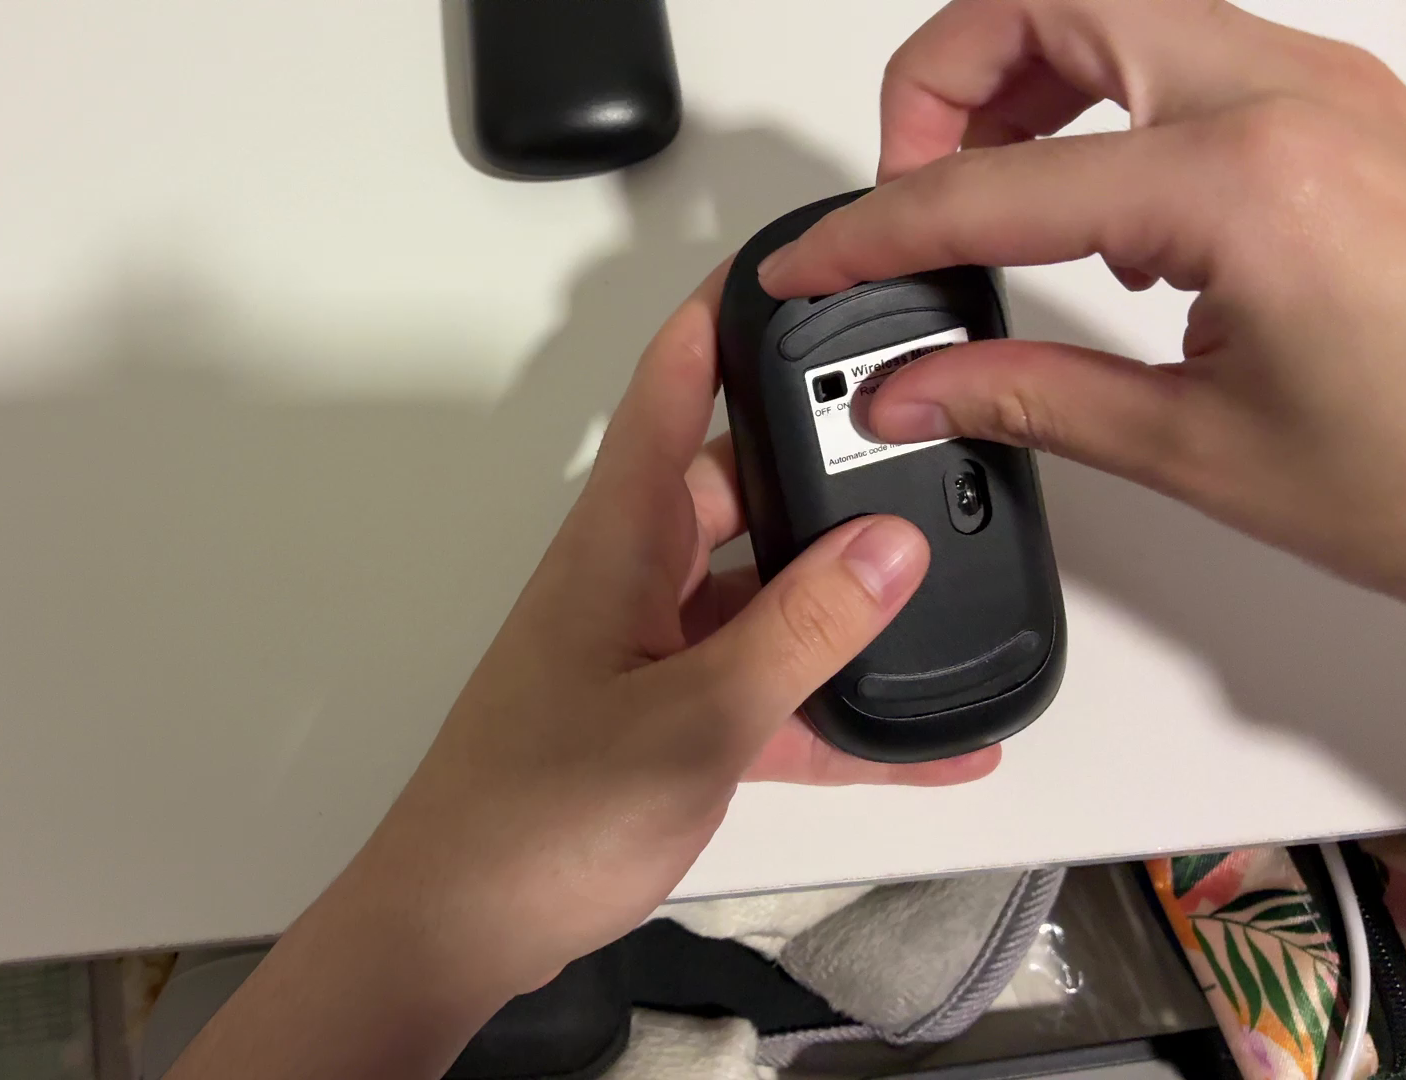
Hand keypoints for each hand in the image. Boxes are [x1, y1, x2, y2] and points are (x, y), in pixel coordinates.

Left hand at [166, 268, 996, 1079]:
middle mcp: (629, 579)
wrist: (468, 917)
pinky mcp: (661, 714)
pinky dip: (825, 704)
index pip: (663, 398)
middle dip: (809, 461)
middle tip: (912, 436)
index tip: (776, 267)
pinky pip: (757, 687)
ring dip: (833, 594)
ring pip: (754, 592)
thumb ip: (796, 634)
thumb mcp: (693, 720)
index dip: (711, 322)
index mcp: (615, 546)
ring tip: (937, 579)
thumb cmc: (549, 811)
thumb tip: (887, 545)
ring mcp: (647, 648)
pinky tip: (919, 734)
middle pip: (729, 490)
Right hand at [757, 0, 1405, 613]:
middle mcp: (1279, 102)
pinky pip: (1151, 61)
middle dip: (931, 87)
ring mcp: (1305, 97)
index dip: (861, 235)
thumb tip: (901, 392)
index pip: (977, 190)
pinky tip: (1038, 201)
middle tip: (891, 190)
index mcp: (1238, 183)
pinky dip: (1058, 108)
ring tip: (950, 193)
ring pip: (1101, 7)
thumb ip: (1014, 398)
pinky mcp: (1311, 123)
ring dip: (994, 82)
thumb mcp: (1185, 445)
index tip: (804, 268)